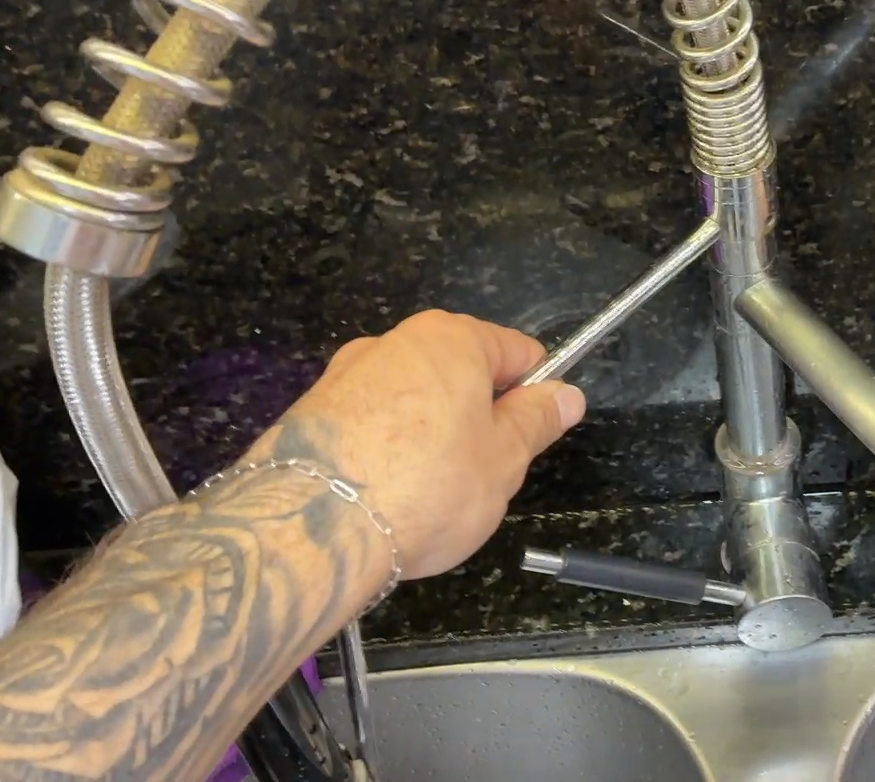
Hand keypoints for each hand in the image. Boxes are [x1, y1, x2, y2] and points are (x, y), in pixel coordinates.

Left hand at [249, 310, 585, 579]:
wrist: (306, 535)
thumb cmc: (428, 484)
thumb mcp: (506, 457)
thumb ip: (539, 419)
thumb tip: (568, 395)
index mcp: (453, 338)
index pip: (519, 352)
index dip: (534, 394)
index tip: (529, 437)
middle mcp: (395, 342)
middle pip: (463, 374)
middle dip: (479, 416)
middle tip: (481, 472)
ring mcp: (343, 376)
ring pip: (415, 401)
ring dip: (431, 434)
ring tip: (425, 493)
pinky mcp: (306, 416)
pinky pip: (369, 426)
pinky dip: (384, 451)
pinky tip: (382, 497)